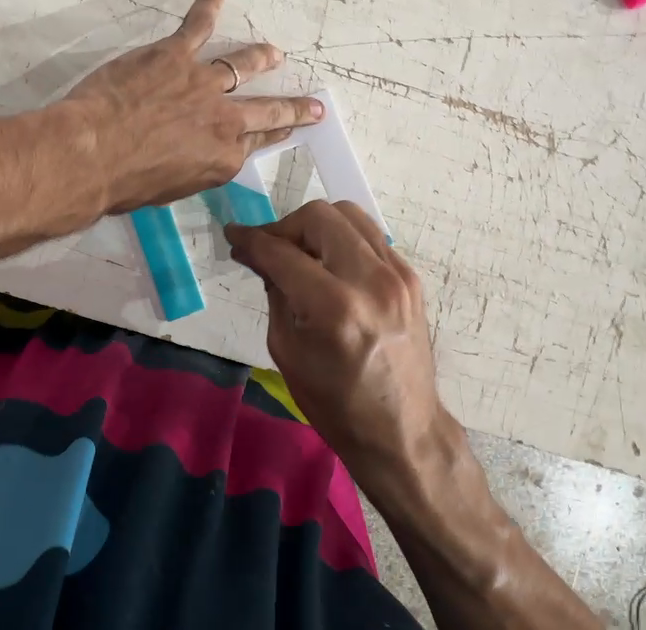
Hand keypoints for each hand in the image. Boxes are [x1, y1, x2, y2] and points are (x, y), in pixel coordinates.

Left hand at [62, 0, 323, 212]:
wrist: (94, 152)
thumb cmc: (125, 183)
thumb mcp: (173, 189)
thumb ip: (196, 169)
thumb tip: (200, 155)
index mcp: (223, 157)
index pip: (256, 142)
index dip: (274, 133)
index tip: (288, 127)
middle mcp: (224, 119)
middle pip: (266, 109)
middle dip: (294, 107)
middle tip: (314, 105)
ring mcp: (203, 82)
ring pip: (242, 65)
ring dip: (260, 57)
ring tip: (274, 52)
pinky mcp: (175, 55)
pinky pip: (197, 26)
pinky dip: (208, 6)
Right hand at [232, 203, 602, 629]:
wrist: (402, 431)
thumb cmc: (335, 404)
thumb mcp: (287, 350)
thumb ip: (275, 292)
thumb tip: (260, 255)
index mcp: (333, 308)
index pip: (282, 252)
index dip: (251, 239)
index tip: (233, 235)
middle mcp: (370, 281)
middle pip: (319, 216)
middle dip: (286, 227)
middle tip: (271, 250)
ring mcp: (397, 276)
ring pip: (350, 214)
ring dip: (317, 226)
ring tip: (302, 253)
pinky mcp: (411, 278)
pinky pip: (371, 237)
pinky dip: (344, 241)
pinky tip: (332, 267)